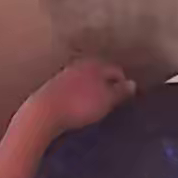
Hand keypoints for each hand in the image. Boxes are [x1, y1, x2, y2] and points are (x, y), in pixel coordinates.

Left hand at [15, 59, 136, 140]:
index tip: (125, 98)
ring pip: (85, 80)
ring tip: (95, 105)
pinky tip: (77, 107)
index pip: (116, 70)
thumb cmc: (80, 105)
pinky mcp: (53, 87)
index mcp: (95, 64)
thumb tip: (133, 83)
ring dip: (91, 90)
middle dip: (107, 84)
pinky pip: (72, 89)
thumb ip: (120, 91)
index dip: (123, 83)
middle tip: (111, 101)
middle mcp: (80, 64)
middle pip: (99, 72)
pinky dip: (78, 95)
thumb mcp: (106, 100)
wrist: (44, 112)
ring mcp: (65, 75)